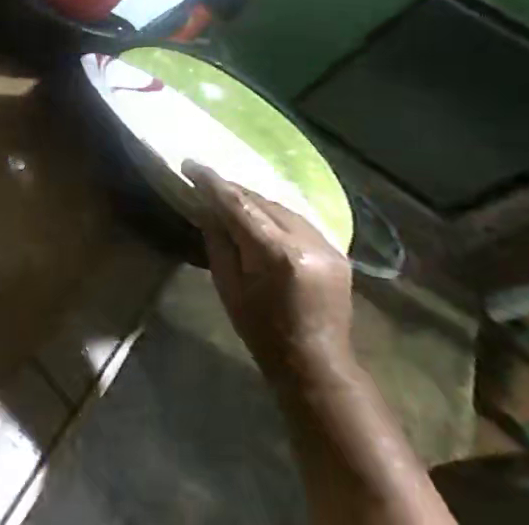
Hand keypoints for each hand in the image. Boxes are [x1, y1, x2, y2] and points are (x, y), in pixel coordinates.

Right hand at [185, 162, 354, 385]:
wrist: (316, 364)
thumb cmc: (262, 332)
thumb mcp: (228, 288)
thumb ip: (218, 241)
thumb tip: (207, 208)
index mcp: (276, 254)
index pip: (238, 204)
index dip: (212, 182)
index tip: (191, 165)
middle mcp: (306, 241)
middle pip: (262, 202)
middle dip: (233, 191)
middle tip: (207, 183)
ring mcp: (326, 245)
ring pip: (282, 208)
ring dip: (255, 202)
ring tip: (231, 200)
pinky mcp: (337, 252)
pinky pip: (299, 222)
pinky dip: (276, 217)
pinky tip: (262, 220)